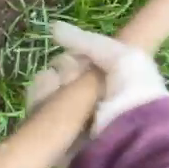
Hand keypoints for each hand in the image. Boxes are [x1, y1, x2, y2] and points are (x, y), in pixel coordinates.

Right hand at [24, 21, 168, 142]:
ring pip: (40, 90)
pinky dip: (38, 104)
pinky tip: (51, 106)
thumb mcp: (123, 56)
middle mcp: (82, 98)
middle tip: (75, 81)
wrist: (132, 139)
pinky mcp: (52, 135)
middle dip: (60, 72)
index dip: (72, 60)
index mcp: (102, 81)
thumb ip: (87, 41)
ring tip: (62, 95)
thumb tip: (53, 28)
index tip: (81, 64)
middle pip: (52, 73)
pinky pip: (33, 111)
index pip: (71, 61)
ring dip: (47, 87)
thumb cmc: (135, 95)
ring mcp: (66, 118)